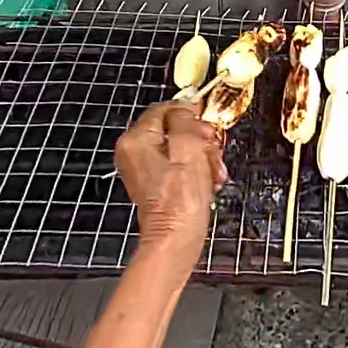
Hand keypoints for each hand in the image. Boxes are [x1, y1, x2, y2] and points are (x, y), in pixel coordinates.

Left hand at [114, 100, 227, 269]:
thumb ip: (185, 119)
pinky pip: (179, 162)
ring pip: (181, 145)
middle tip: (213, 153)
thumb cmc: (182, 197)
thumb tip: (185, 107)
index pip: (166, 108)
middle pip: (175, 127)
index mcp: (136, 139)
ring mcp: (144, 167)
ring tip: (214, 172)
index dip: (191, 114)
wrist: (176, 240)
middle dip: (199, 139)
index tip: (209, 127)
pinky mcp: (156, 181)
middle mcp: (134, 150)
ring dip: (203, 155)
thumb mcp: (189, 147)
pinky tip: (209, 180)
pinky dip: (196, 168)